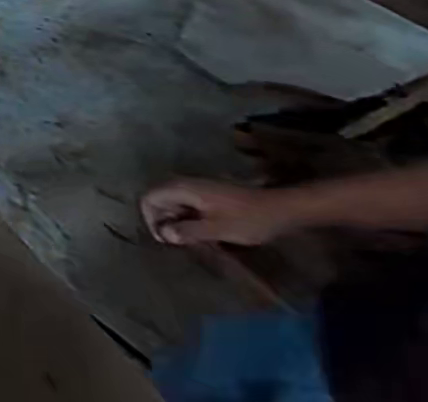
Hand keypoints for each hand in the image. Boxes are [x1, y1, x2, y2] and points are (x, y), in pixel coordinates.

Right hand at [140, 179, 290, 246]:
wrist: (279, 209)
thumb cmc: (248, 219)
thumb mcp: (218, 229)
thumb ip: (188, 231)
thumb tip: (164, 234)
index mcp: (181, 188)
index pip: (148, 198)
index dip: (150, 219)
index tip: (166, 240)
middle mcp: (182, 183)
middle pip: (157, 200)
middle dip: (163, 221)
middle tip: (180, 243)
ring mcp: (194, 188)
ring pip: (171, 203)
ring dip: (176, 222)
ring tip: (192, 241)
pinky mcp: (204, 194)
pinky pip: (184, 204)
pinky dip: (186, 219)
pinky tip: (203, 234)